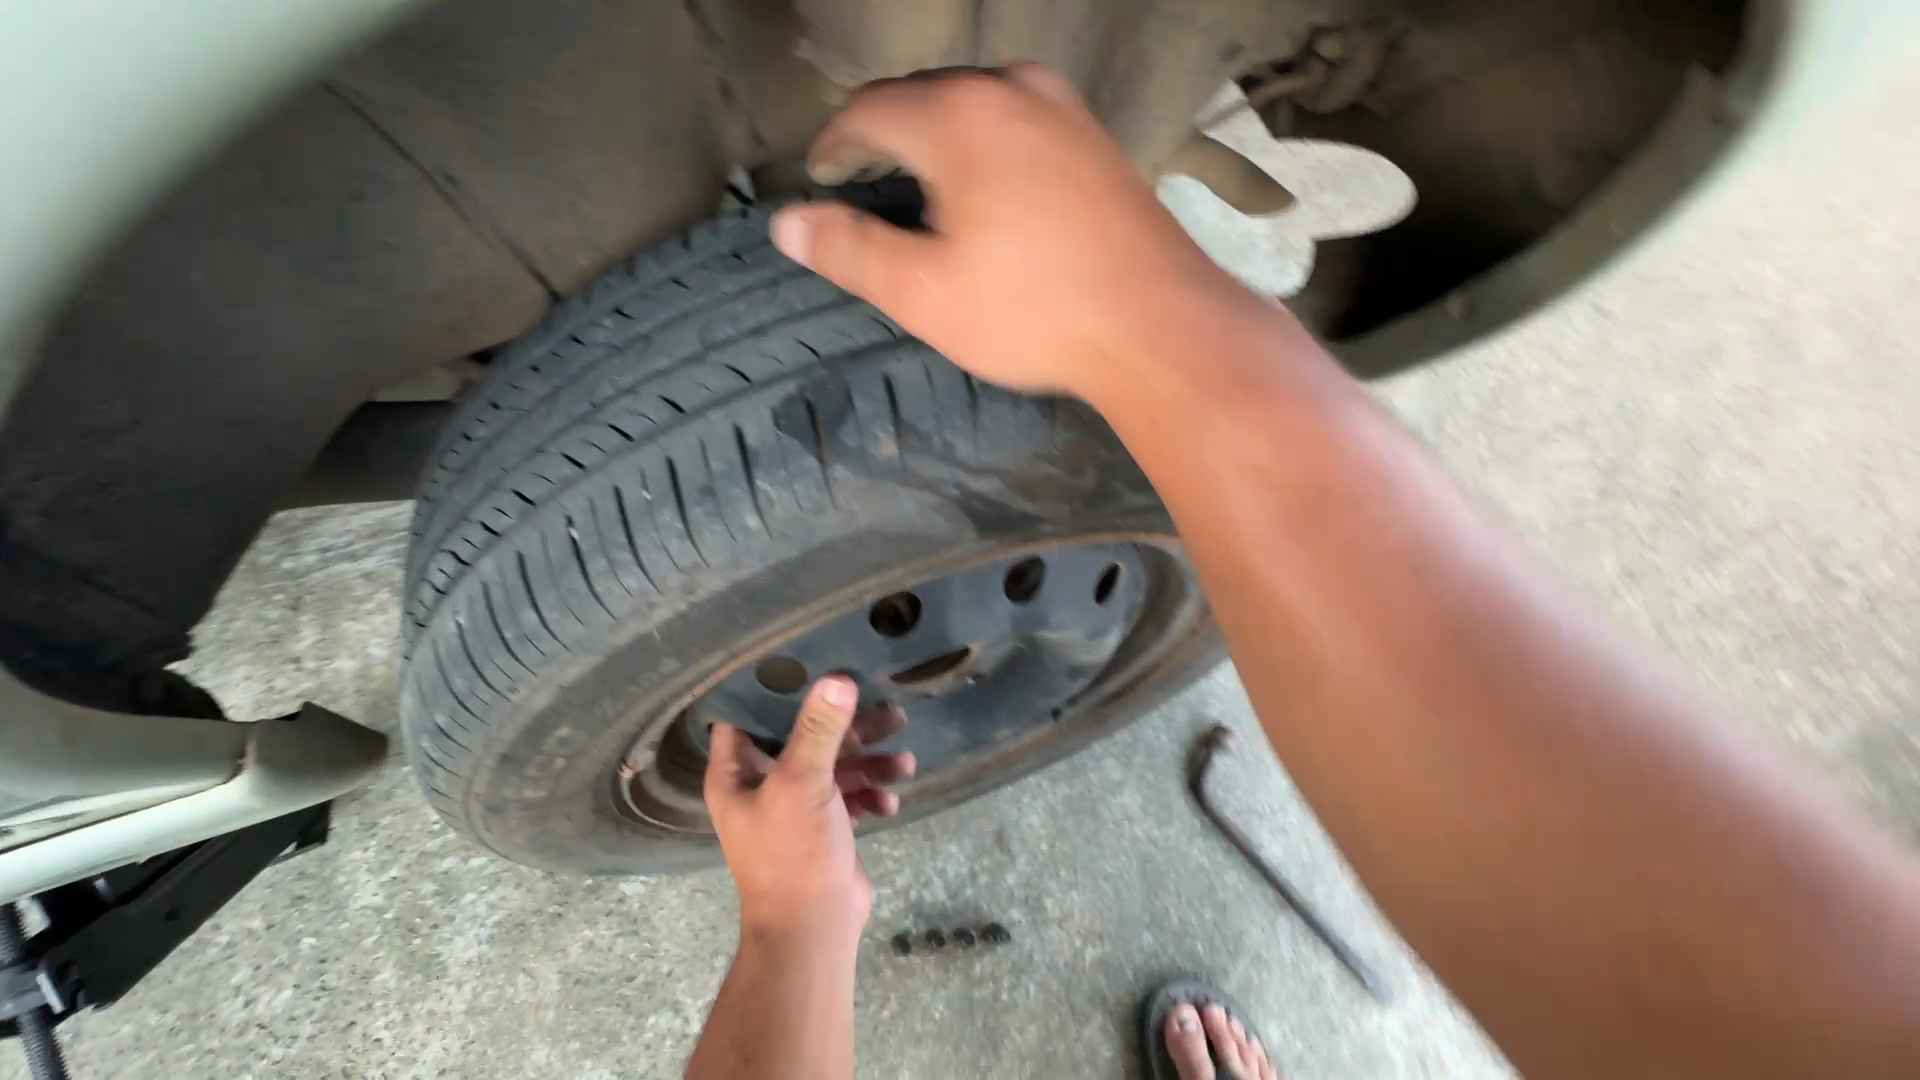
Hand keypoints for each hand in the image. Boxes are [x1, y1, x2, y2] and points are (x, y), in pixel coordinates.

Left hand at [703, 675, 914, 941]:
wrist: (813, 929)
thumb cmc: (792, 853)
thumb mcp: (803, 782)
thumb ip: (819, 728)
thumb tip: (839, 678)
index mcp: (737, 771)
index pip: (748, 713)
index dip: (776, 687)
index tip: (814, 660)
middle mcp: (762, 783)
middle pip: (806, 734)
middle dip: (848, 725)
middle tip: (887, 709)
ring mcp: (796, 805)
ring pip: (835, 765)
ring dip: (870, 761)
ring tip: (904, 761)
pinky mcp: (826, 826)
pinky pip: (851, 795)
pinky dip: (872, 794)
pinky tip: (890, 802)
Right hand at [769, 64, 1257, 405]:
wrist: (1157, 326)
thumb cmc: (1035, 314)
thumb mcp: (926, 294)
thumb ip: (851, 252)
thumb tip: (787, 223)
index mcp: (960, 117)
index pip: (869, 110)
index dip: (834, 143)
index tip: (820, 173)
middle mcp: (1012, 91)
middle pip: (922, 98)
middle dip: (883, 137)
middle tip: (860, 180)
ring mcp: (1063, 109)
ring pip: (973, 108)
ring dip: (934, 140)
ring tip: (915, 187)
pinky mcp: (1094, 138)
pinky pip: (1016, 125)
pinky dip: (983, 148)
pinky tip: (984, 193)